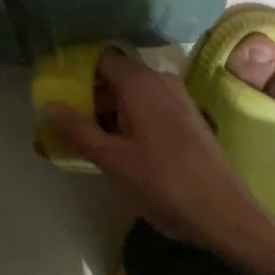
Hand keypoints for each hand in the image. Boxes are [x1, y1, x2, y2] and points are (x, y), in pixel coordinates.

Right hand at [44, 50, 271, 249]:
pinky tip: (125, 147)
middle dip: (92, 94)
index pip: (101, 59)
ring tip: (93, 138)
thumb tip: (48, 105)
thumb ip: (78, 130)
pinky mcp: (189, 117)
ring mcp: (178, 98)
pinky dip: (133, 117)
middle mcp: (160, 80)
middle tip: (71, 121)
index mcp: (139, 83)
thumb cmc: (164, 184)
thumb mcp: (113, 160)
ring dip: (112, 109)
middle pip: (117, 75)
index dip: (77, 71)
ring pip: (134, 92)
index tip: (59, 91)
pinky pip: (151, 105)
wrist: (226, 215)